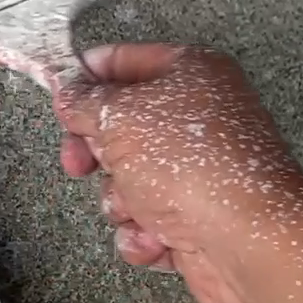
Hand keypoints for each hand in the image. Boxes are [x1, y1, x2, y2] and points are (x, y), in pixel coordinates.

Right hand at [53, 44, 302, 302]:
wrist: (246, 242)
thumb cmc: (187, 163)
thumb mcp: (119, 116)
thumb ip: (84, 100)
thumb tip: (69, 93)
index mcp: (191, 72)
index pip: (124, 60)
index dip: (85, 76)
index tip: (57, 95)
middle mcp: (199, 115)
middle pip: (123, 125)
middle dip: (96, 152)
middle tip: (77, 163)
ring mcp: (201, 170)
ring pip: (130, 177)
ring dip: (122, 198)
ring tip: (138, 207)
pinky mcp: (198, 218)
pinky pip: (148, 219)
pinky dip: (144, 232)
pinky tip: (157, 237)